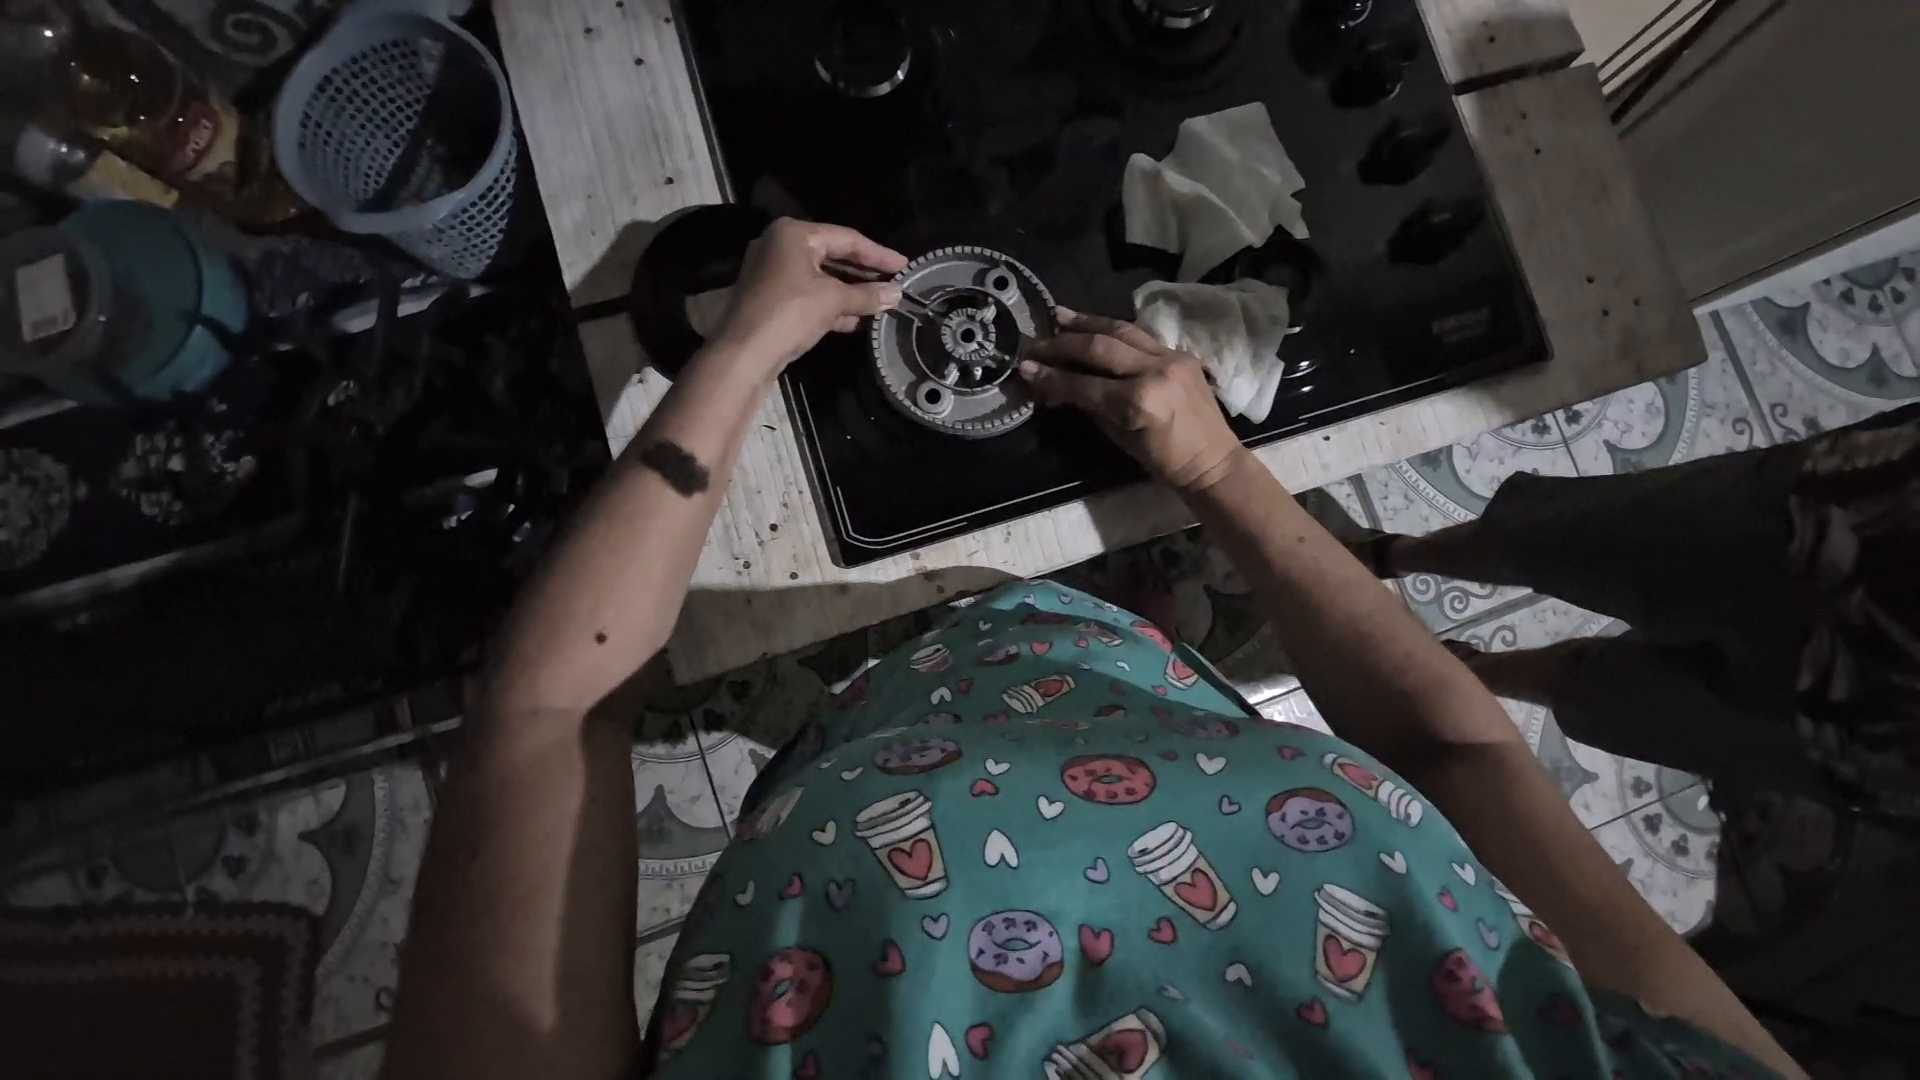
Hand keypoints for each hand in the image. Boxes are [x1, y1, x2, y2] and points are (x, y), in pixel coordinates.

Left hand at [711, 218, 907, 372]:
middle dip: (864, 274)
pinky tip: (858, 320)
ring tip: (881, 302)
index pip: (846, 238)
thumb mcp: (833, 301)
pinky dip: (833, 306)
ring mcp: (774, 274)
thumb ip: (867, 295)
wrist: (745, 352)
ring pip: (822, 278)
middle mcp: (780, 246)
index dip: (878, 254)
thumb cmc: (790, 313)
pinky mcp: (773, 300)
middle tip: (895, 283)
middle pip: (833, 256)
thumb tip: (897, 294)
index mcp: (793, 234)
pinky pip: (810, 296)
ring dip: (851, 292)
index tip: (905, 266)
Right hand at [1019, 309, 1244, 492]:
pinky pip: (1139, 335)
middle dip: (1062, 344)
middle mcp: (1154, 371)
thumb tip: (1059, 387)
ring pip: (1120, 331)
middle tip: (1035, 344)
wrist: (1212, 459)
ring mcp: (1170, 357)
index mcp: (1139, 402)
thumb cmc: (1163, 461)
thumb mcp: (1119, 438)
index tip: (1025, 369)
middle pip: (1099, 348)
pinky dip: (1112, 329)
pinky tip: (1092, 325)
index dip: (1051, 377)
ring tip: (1059, 316)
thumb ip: (1090, 406)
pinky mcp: (1180, 352)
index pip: (1084, 384)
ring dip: (1086, 323)